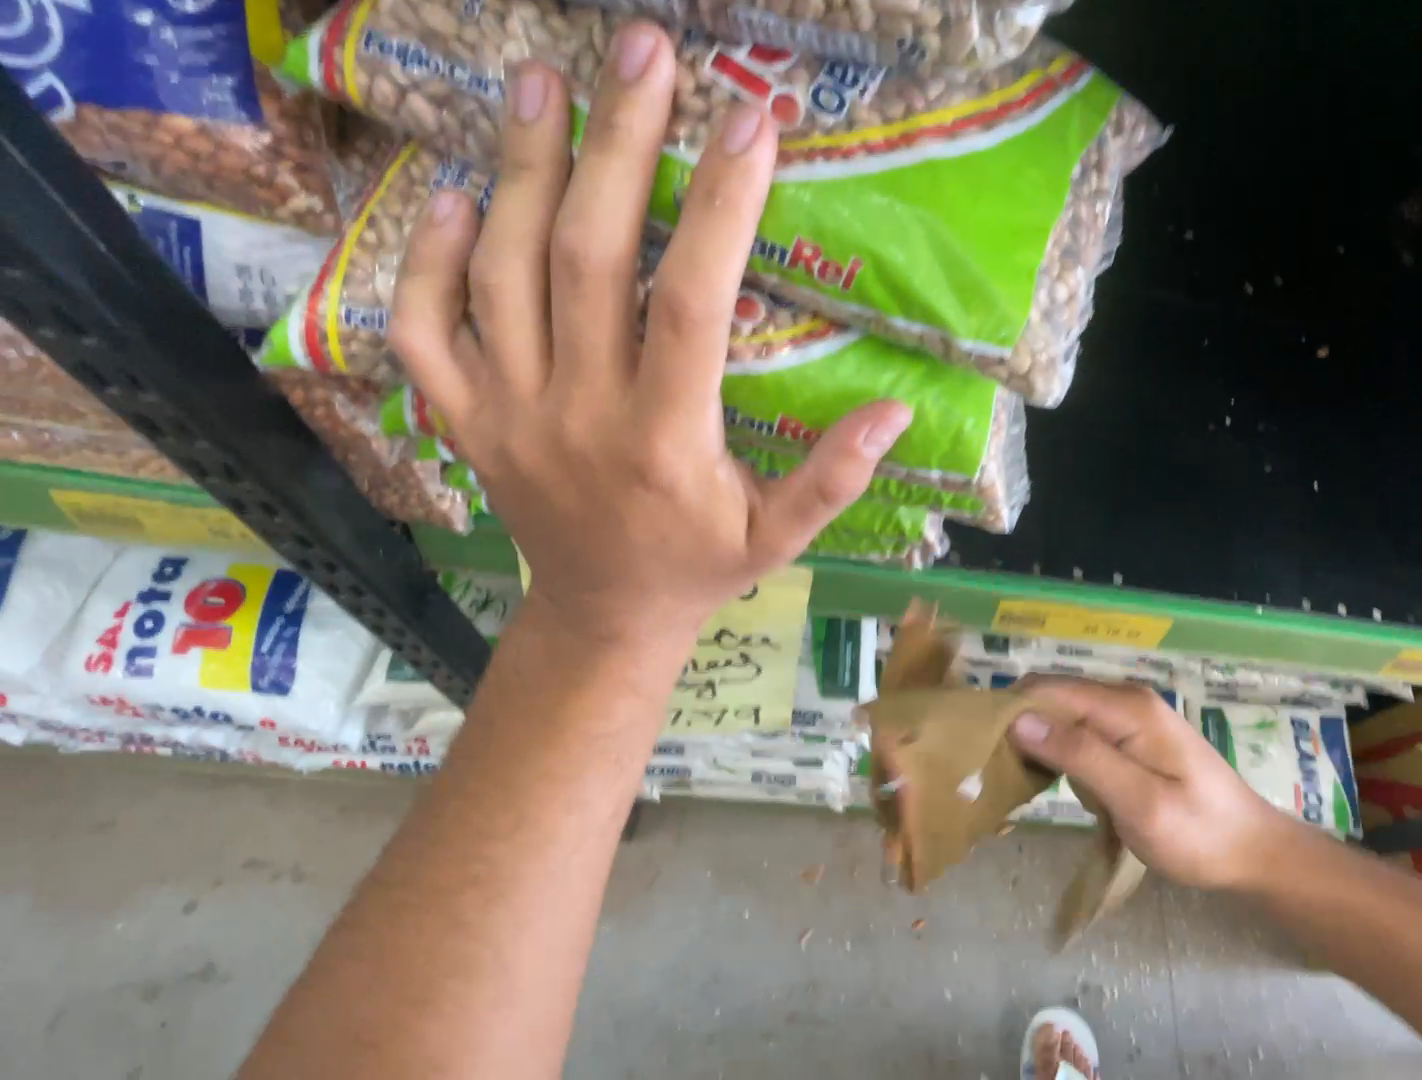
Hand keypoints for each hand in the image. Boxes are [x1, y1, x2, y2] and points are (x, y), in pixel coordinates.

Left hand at [388, 22, 911, 642]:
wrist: (603, 617)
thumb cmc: (701, 567)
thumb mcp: (781, 538)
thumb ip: (833, 477)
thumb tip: (895, 411)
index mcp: (667, 440)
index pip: (692, 304)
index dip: (720, 207)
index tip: (751, 121)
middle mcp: (580, 415)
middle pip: (586, 260)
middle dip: (617, 146)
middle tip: (642, 53)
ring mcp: (508, 416)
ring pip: (500, 276)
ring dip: (521, 170)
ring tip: (543, 82)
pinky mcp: (464, 422)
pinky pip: (422, 331)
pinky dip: (426, 259)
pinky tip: (458, 196)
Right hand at [1008, 677, 1324, 891]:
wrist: (1252, 852)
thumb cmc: (1198, 835)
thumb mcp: (1139, 803)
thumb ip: (1082, 757)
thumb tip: (1020, 720)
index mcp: (1127, 708)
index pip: (1048, 689)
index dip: (1010, 711)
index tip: (980, 749)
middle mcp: (1125, 699)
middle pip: (1052, 695)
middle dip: (1018, 724)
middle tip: (992, 769)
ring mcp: (1129, 716)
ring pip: (1062, 712)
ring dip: (1035, 738)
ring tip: (1012, 777)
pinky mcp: (1130, 736)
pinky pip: (1078, 729)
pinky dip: (1056, 749)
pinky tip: (1046, 779)